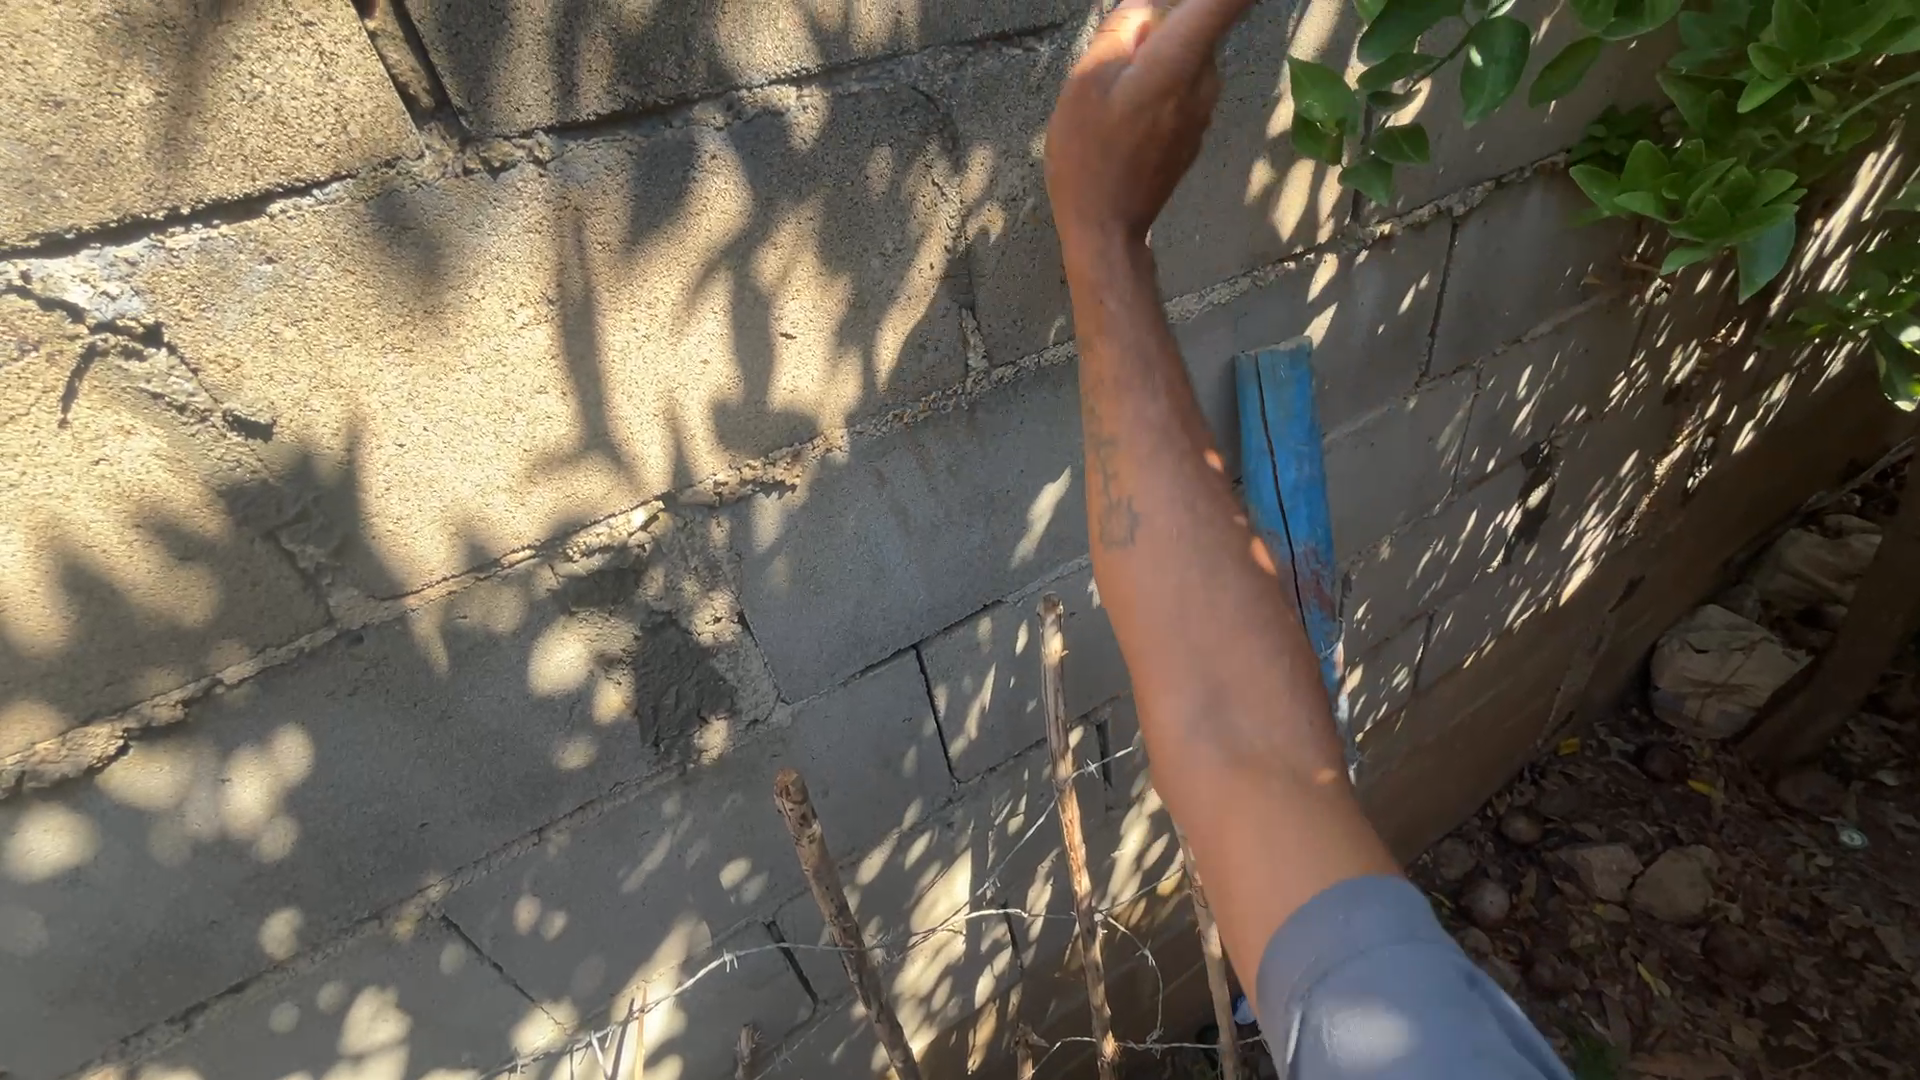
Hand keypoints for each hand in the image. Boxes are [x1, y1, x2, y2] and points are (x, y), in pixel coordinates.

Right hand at [1044, 0, 1251, 250]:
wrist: (1105, 231)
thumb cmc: (1089, 158)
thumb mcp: (1085, 82)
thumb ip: (1119, 30)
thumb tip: (1145, 10)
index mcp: (1181, 57)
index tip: (1181, 9)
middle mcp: (1206, 80)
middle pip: (1197, 24)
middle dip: (1160, 30)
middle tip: (1116, 66)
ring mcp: (1204, 112)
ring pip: (1186, 60)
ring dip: (1153, 67)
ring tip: (1113, 106)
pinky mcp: (1194, 136)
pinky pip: (1180, 93)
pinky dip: (1157, 96)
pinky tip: (1124, 130)